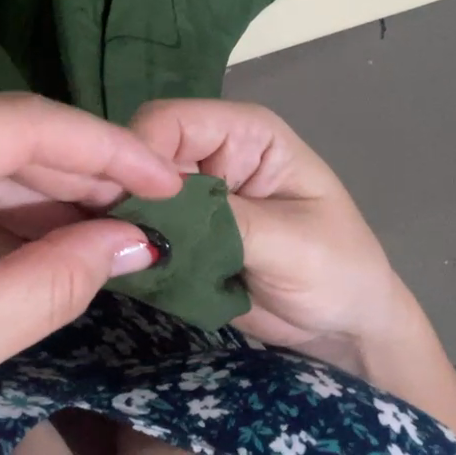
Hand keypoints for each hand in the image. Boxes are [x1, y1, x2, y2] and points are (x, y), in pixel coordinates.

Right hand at [127, 100, 412, 356]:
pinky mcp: (176, 226)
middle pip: (142, 150)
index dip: (141, 151)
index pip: (171, 121)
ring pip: (132, 188)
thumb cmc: (340, 273)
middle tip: (109, 231)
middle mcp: (208, 151)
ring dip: (122, 218)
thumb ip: (224, 220)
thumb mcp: (290, 244)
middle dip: (123, 188)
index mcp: (242, 132)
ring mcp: (189, 190)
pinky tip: (124, 263)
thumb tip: (154, 208)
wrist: (346, 333)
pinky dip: (128, 242)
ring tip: (114, 251)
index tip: (121, 198)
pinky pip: (137, 223)